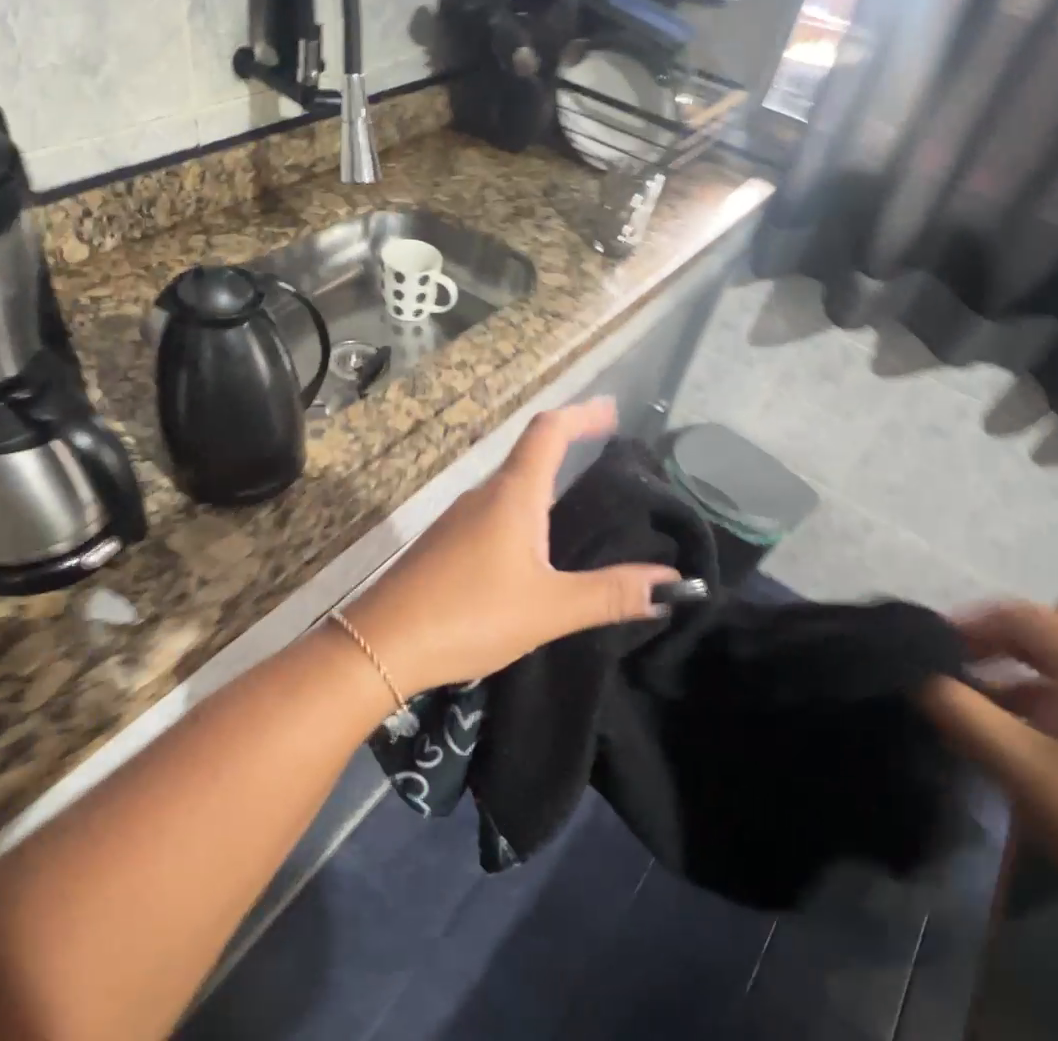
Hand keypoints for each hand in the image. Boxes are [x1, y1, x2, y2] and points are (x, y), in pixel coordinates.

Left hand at [342, 398, 680, 695]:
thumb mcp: (550, 608)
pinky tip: (530, 560)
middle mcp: (481, 498)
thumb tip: (678, 583)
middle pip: (528, 460)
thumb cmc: (469, 616)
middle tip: (607, 468)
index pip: (549, 433)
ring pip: (508, 495)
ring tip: (578, 517)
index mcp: (512, 496)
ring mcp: (454, 523)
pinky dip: (519, 523)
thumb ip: (612, 594)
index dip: (582, 415)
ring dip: (543, 493)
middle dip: (568, 455)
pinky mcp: (440, 550)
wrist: (379, 646)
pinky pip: (490, 521)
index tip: (612, 411)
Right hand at [918, 603, 1057, 920]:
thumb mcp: (1017, 765)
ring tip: (959, 711)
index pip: (1025, 618)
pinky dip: (1032, 709)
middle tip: (934, 676)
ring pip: (1057, 675)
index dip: (966, 625)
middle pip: (1043, 641)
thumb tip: (914, 676)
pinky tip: (1002, 740)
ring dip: (1004, 683)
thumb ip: (960, 712)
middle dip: (983, 652)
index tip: (920, 649)